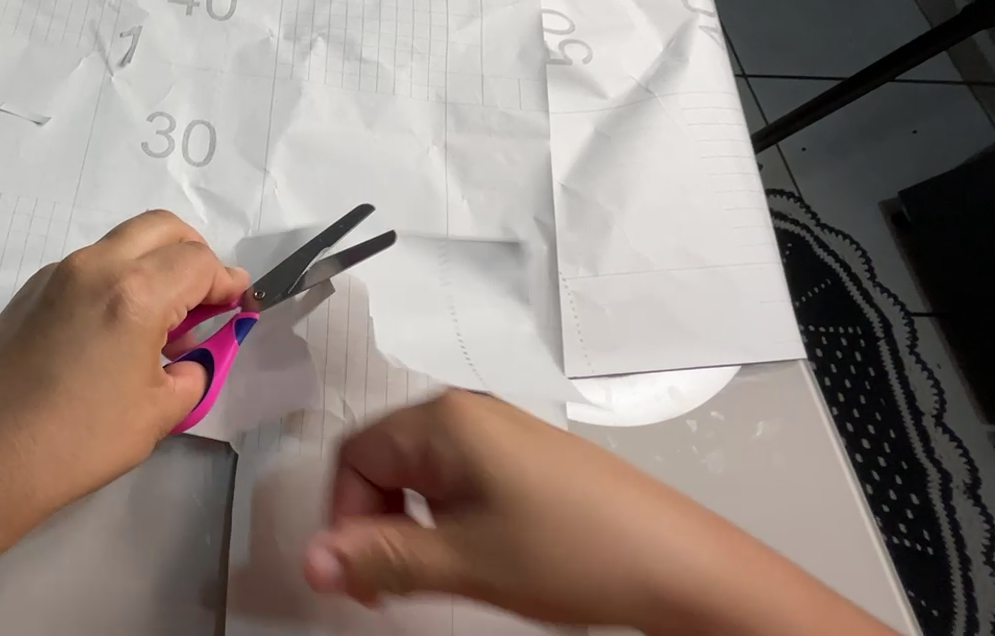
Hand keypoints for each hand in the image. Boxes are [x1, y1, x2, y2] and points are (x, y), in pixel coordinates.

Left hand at [0, 210, 248, 551]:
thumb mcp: (158, 412)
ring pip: (125, 240)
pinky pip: (94, 263)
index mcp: (134, 292)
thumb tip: (197, 350)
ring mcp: (60, 270)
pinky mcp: (34, 286)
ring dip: (156, 262)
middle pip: (164, 228)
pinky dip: (122, 276)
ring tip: (164, 318)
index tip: (240, 305)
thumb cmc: (76, 442)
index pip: (199, 262)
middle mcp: (96, 264)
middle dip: (195, 255)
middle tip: (206, 299)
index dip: (228, 282)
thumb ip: (193, 369)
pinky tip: (119, 328)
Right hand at [303, 390, 895, 635]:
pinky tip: (470, 550)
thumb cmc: (569, 554)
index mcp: (440, 420)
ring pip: (418, 470)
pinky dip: (442, 514)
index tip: (363, 579)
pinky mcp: (519, 452)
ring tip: (434, 572)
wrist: (687, 565)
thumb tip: (308, 562)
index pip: (355, 456)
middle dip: (376, 521)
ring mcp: (493, 428)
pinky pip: (453, 473)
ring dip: (408, 521)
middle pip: (383, 458)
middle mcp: (460, 410)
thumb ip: (379, 559)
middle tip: (394, 584)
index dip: (346, 517)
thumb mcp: (465, 562)